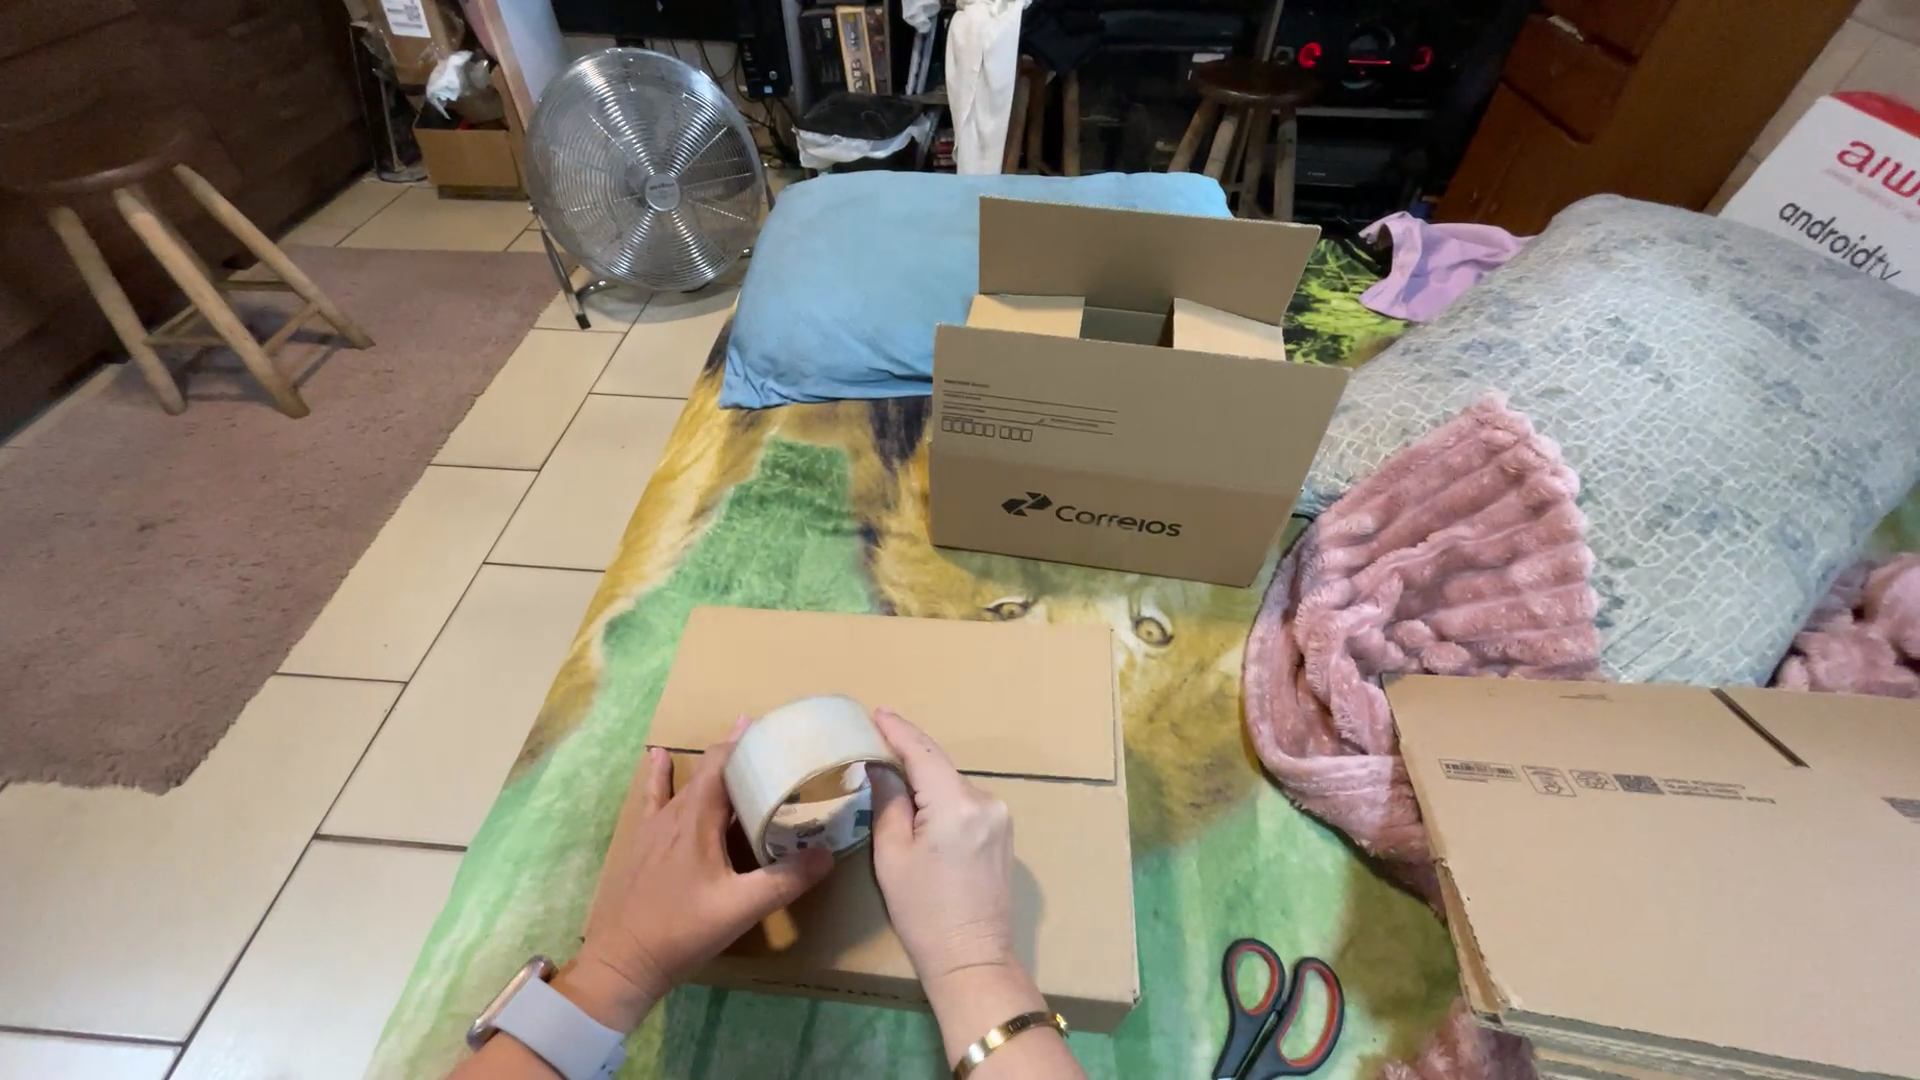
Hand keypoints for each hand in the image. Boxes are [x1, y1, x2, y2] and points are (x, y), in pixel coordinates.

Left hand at [562, 719, 834, 1031]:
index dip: (747, 741)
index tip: (774, 730)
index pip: (723, 761)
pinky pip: (654, 797)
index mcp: (698, 817)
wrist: (620, 964)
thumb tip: (827, 854)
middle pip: (710, 768)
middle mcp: (676, 811)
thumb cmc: (681, 930)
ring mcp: (655, 826)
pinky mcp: (642, 843)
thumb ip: (785, 880)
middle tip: (770, 741)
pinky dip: (661, 775)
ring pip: (689, 782)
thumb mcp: (741, 908)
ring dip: (713, 764)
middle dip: (740, 751)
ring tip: (734, 739)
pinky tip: (659, 756)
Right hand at [868, 708, 1018, 985]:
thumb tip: (880, 766)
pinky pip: (966, 801)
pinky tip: (924, 803)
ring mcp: (1000, 815)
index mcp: (956, 805)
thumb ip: (889, 802)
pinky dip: (943, 796)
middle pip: (940, 767)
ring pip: (953, 783)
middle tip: (876, 740)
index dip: (898, 730)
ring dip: (926, 779)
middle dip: (908, 754)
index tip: (876, 712)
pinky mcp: (1004, 830)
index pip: (923, 753)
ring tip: (893, 775)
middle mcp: (985, 800)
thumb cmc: (923, 913)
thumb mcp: (893, 856)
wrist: (973, 959)